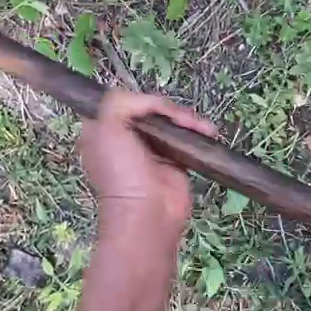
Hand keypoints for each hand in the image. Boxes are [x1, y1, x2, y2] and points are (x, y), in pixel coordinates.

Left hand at [78, 89, 217, 244]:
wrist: (148, 212)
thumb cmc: (122, 171)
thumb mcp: (108, 127)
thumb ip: (122, 101)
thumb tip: (153, 103)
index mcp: (103, 129)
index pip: (124, 100)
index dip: (142, 99)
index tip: (156, 106)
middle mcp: (126, 136)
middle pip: (151, 109)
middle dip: (169, 109)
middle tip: (182, 118)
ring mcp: (151, 148)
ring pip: (171, 120)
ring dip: (187, 119)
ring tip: (200, 127)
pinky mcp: (174, 158)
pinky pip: (187, 135)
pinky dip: (198, 131)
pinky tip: (207, 131)